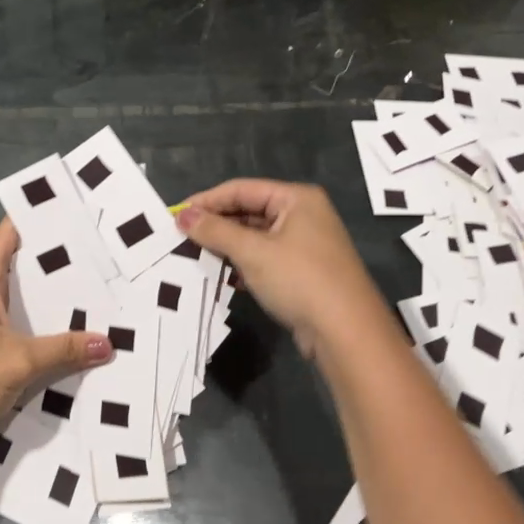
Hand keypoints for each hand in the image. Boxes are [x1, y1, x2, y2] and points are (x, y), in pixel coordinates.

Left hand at [0, 218, 113, 437]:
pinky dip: (39, 312)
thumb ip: (64, 349)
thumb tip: (107, 343)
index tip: (72, 208)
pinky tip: (67, 321)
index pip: (10, 232)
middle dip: (53, 253)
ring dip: (47, 287)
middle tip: (96, 245)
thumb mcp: (22, 361)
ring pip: (19, 289)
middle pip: (19, 259)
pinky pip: (17, 313)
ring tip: (91, 279)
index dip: (37, 217)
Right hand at [177, 179, 394, 357]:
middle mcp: (304, 215)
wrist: (348, 335)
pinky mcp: (304, 272)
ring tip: (195, 256)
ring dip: (228, 246)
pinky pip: (266, 258)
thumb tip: (181, 214)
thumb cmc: (300, 280)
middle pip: (249, 211)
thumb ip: (215, 231)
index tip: (176, 215)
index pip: (242, 189)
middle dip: (217, 224)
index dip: (207, 201)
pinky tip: (224, 276)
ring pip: (256, 237)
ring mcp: (306, 244)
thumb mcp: (253, 252)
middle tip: (181, 237)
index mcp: (297, 198)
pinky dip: (244, 264)